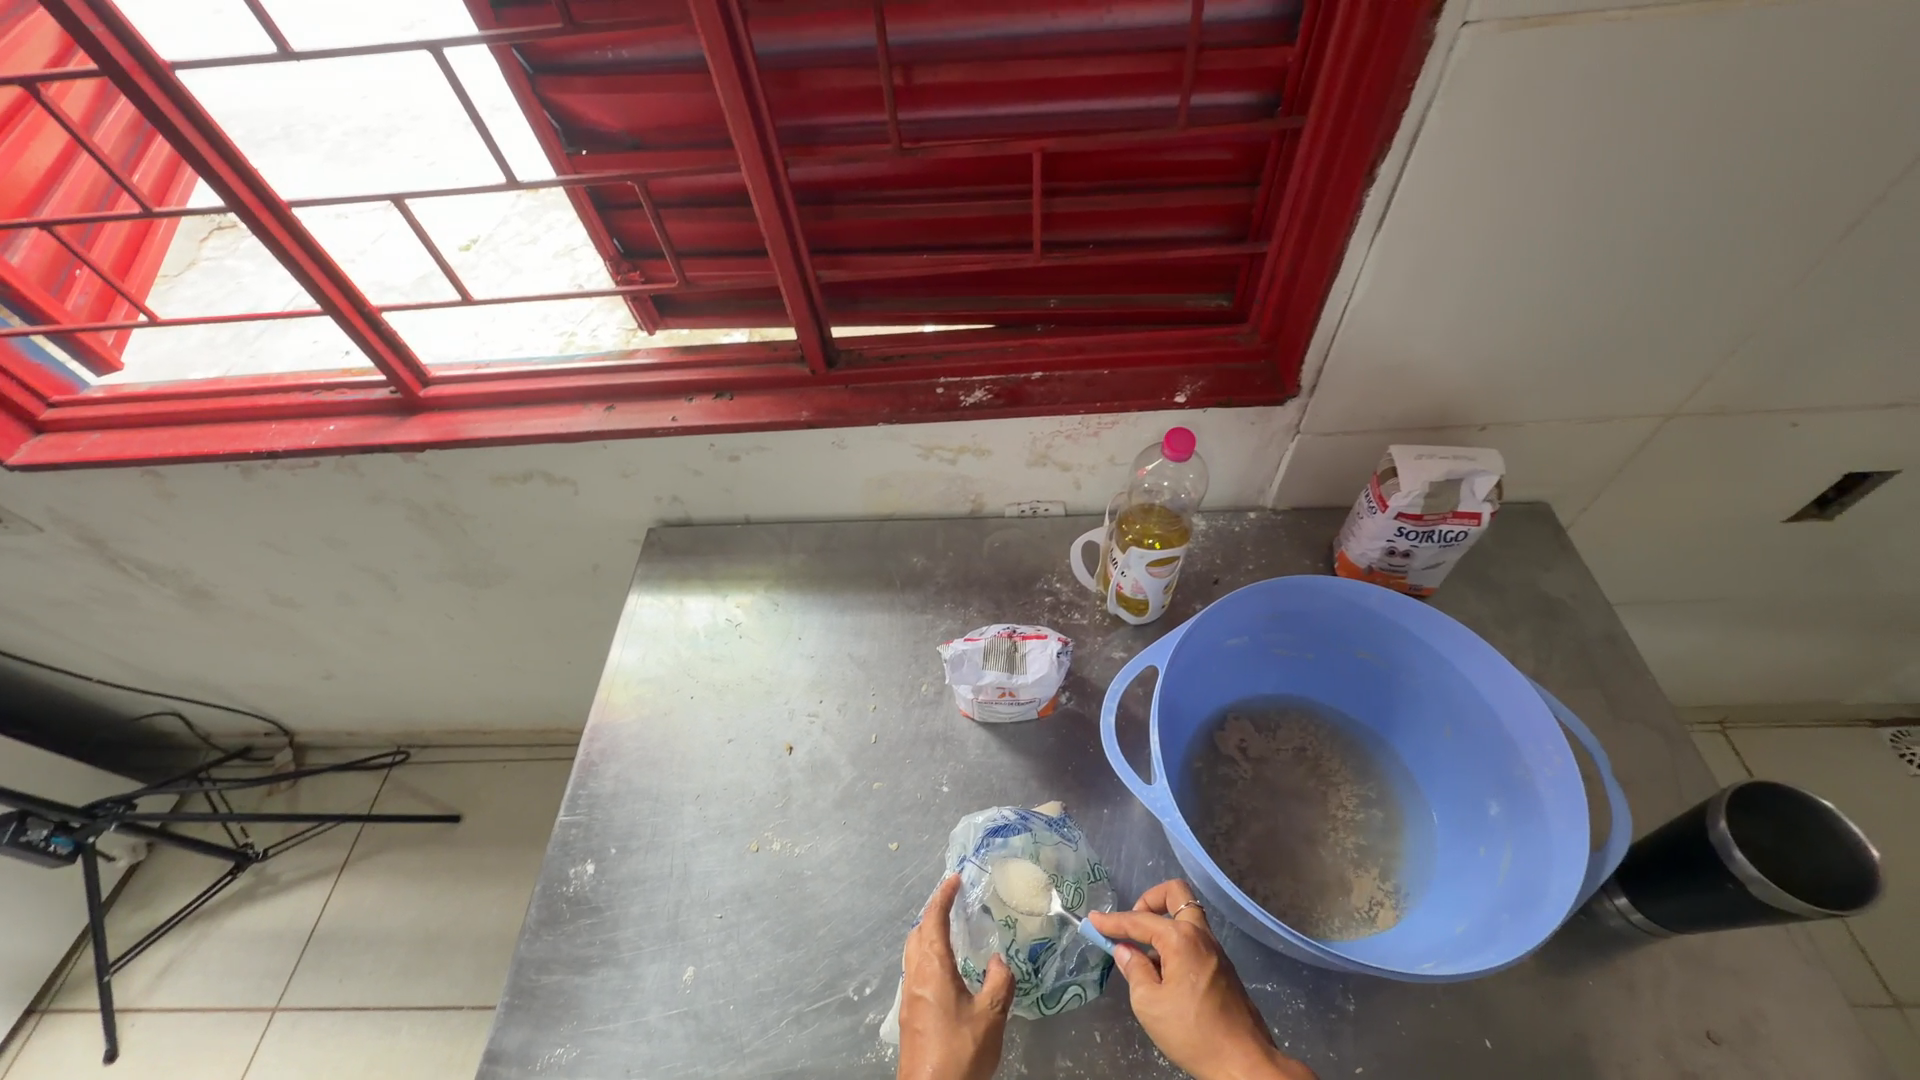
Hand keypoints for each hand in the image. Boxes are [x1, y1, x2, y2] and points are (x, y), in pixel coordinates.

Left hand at [897, 874, 1014, 1079]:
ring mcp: (908, 996)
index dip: (942, 896)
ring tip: (950, 930)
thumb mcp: (990, 1016)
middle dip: (933, 912)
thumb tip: (999, 960)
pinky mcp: (909, 1014)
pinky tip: (946, 969)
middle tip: (953, 901)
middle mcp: (914, 976)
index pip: (932, 920)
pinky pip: (915, 970)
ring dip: (928, 934)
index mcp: (932, 968)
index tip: (955, 878)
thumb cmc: (960, 1052)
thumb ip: (998, 982)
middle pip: (917, 932)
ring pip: (913, 952)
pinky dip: (927, 955)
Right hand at [1089, 880, 1316, 1079]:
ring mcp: (1216, 950)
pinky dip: (1175, 942)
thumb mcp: (1149, 1004)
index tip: (1094, 920)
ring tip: (1145, 955)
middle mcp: (1201, 935)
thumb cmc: (1192, 1032)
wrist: (1244, 1063)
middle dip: (1149, 900)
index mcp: (1181, 939)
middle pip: (1176, 894)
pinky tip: (1164, 972)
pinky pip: (1194, 938)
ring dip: (1163, 923)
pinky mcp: (1223, 968)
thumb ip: (1134, 970)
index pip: (1139, 920)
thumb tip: (1125, 950)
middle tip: (1134, 925)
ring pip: (1187, 916)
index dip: (1113, 921)